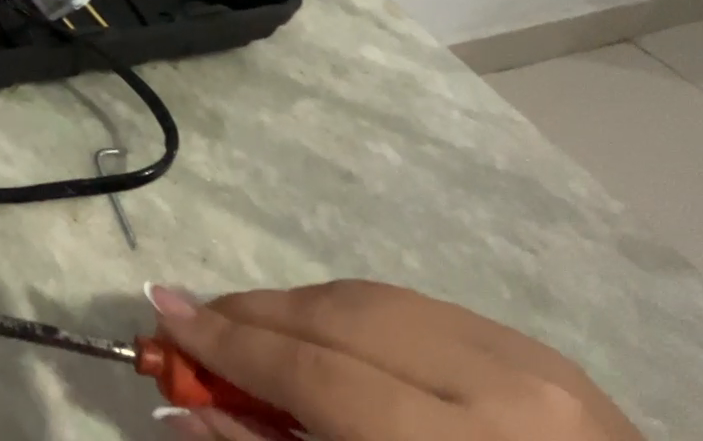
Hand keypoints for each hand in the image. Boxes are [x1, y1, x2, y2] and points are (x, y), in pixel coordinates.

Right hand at [145, 280, 642, 439]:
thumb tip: (179, 406)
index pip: (315, 372)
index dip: (227, 343)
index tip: (160, 312)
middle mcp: (505, 392)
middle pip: (337, 316)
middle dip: (251, 313)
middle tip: (191, 321)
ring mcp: (534, 362)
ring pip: (370, 297)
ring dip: (293, 306)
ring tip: (247, 327)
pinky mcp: (542, 349)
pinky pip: (414, 306)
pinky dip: (350, 313)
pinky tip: (323, 335)